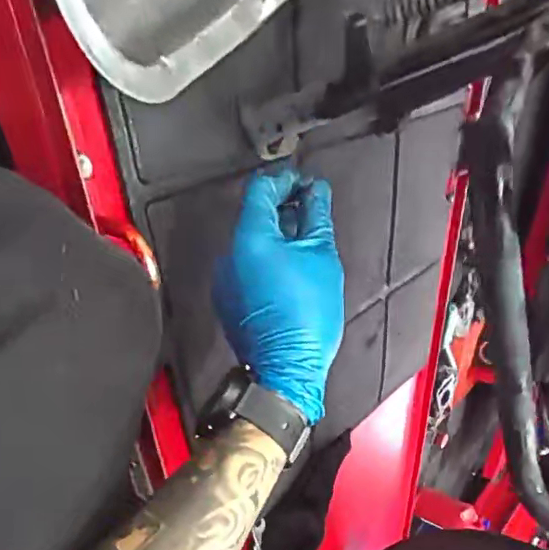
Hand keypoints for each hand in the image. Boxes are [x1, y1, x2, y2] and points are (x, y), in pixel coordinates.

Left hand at [214, 168, 344, 424]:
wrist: (287, 369)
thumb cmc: (304, 322)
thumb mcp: (322, 259)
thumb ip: (317, 217)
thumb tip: (316, 193)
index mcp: (251, 239)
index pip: (262, 188)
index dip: (286, 180)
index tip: (302, 185)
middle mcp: (230, 256)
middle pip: (254, 217)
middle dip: (282, 211)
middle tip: (309, 214)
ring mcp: (226, 280)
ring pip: (250, 245)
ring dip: (274, 239)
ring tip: (302, 249)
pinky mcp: (228, 301)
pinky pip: (245, 269)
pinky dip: (265, 264)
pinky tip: (288, 275)